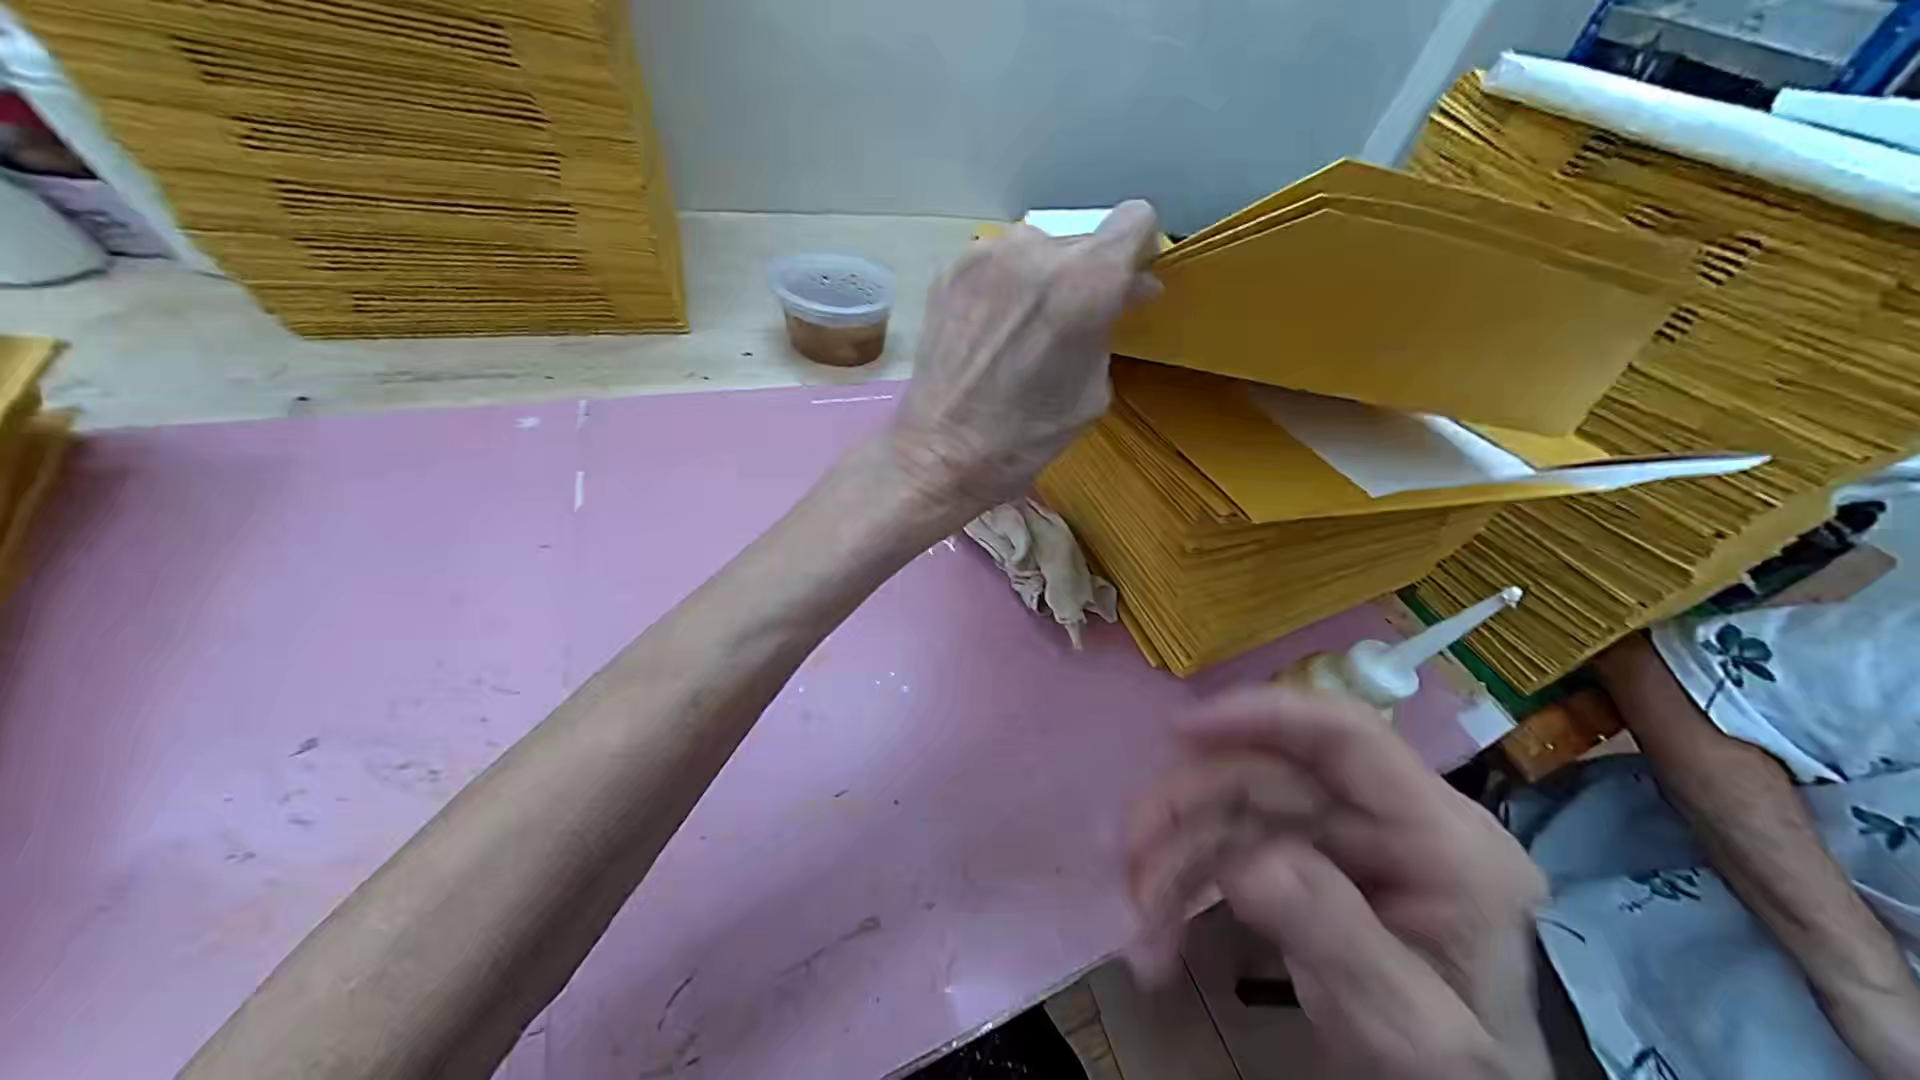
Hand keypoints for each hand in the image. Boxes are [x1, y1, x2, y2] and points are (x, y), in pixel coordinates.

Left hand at [891, 203, 1160, 512]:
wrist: (942, 453)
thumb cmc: (1028, 435)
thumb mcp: (1093, 389)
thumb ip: (1109, 327)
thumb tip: (1123, 293)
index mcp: (1085, 280)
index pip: (1135, 221)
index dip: (1137, 253)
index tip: (1126, 284)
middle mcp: (1034, 250)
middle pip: (1081, 240)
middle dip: (1088, 275)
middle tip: (1077, 319)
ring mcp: (983, 256)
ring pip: (1035, 249)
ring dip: (1043, 278)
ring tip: (1028, 326)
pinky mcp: (948, 272)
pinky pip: (994, 265)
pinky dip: (1004, 287)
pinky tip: (993, 329)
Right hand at [1126, 687, 1549, 1079]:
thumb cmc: (1454, 1073)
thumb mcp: (1411, 1029)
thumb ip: (1341, 942)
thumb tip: (1248, 863)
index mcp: (1443, 838)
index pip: (1349, 738)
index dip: (1263, 716)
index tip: (1180, 730)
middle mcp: (1386, 817)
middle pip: (1266, 774)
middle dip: (1190, 811)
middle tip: (1132, 858)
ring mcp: (1339, 834)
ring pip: (1234, 805)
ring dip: (1176, 850)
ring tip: (1142, 910)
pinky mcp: (1303, 854)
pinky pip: (1229, 842)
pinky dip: (1186, 877)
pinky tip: (1160, 923)